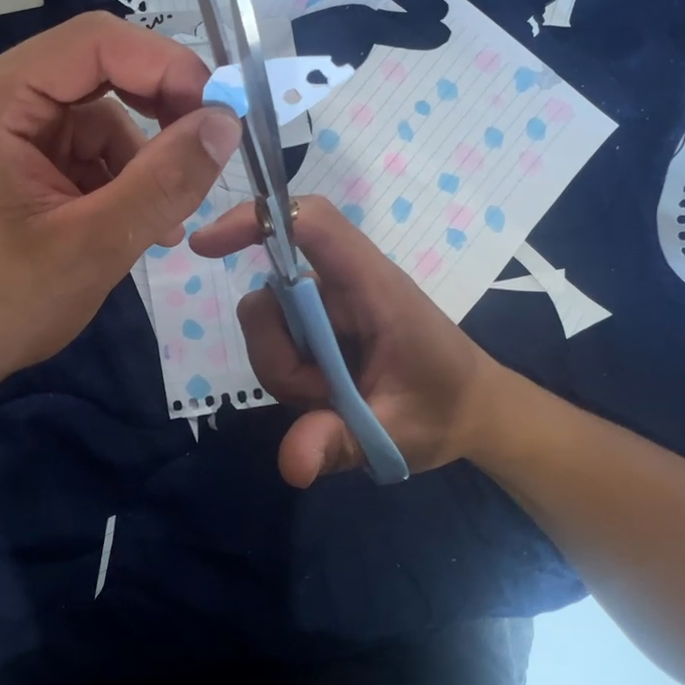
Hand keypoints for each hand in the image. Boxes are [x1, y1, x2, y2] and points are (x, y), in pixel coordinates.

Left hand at [0, 12, 243, 395]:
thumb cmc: (5, 304)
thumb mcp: (95, 244)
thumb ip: (165, 180)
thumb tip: (226, 122)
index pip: (95, 42)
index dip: (166, 65)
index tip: (219, 111)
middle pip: (98, 72)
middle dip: (158, 115)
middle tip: (204, 158)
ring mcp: (2, 127)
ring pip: (100, 114)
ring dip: (141, 162)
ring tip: (160, 224)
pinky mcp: (15, 158)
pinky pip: (84, 148)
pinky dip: (119, 180)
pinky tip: (137, 226)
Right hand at [189, 197, 500, 486]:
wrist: (476, 411)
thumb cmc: (447, 409)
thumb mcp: (398, 435)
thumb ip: (342, 442)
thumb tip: (290, 465)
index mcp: (373, 288)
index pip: (313, 226)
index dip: (257, 219)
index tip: (208, 246)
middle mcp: (344, 288)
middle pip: (271, 296)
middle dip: (277, 355)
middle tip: (322, 398)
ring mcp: (329, 307)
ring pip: (268, 326)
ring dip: (286, 373)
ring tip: (334, 402)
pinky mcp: (321, 326)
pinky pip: (280, 342)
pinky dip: (290, 375)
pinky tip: (325, 397)